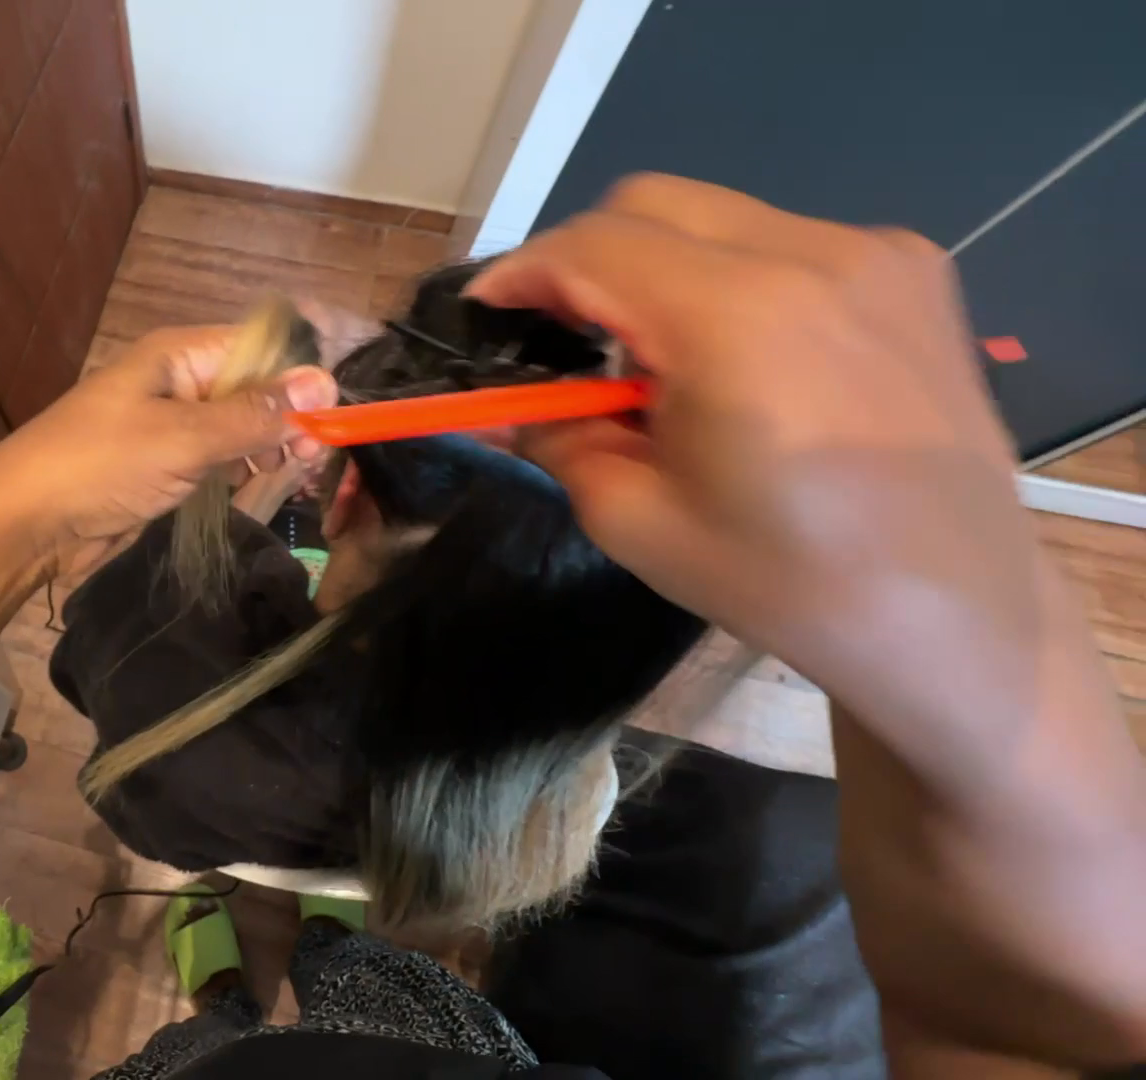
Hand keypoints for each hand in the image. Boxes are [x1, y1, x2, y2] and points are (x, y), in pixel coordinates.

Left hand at [0, 326, 336, 579]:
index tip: (339, 414)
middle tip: (318, 457)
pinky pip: (222, 457)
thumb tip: (325, 384)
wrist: (28, 523)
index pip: (262, 347)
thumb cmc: (100, 465)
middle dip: (292, 416)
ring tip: (302, 474)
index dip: (304, 374)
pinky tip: (272, 484)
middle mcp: (181, 382)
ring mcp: (174, 426)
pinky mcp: (168, 465)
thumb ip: (253, 415)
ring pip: (242, 426)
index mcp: (180, 355)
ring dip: (274, 445)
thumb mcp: (182, 437)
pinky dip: (248, 468)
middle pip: (256, 387)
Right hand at [467, 174, 1034, 679]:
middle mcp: (812, 257)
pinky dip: (707, 277)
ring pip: (706, 217)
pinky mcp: (907, 273)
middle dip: (574, 259)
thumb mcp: (628, 515)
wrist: (950, 611)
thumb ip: (552, 435)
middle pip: (646, 204)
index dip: (520, 271)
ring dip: (641, 269)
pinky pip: (769, 240)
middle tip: (547, 332)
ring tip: (632, 358)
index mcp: (736, 319)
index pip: (594, 247)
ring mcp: (873, 256)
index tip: (482, 310)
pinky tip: (712, 355)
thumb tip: (501, 404)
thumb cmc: (778, 577)